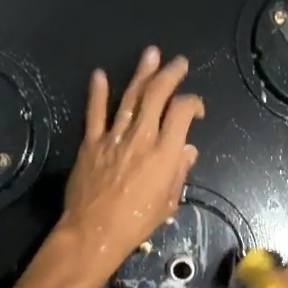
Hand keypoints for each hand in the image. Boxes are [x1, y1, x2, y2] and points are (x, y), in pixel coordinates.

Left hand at [58, 46, 204, 276]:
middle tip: (179, 63)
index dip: (193, 103)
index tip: (196, 108)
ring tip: (151, 54)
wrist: (94, 232)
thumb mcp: (168, 202)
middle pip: (157, 95)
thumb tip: (187, 150)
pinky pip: (95, 113)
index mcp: (165, 153)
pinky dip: (97, 93)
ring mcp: (114, 137)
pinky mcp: (91, 143)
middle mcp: (141, 138)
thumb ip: (178, 172)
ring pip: (130, 97)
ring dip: (142, 73)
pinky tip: (99, 75)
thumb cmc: (136, 222)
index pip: (183, 112)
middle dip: (170, 75)